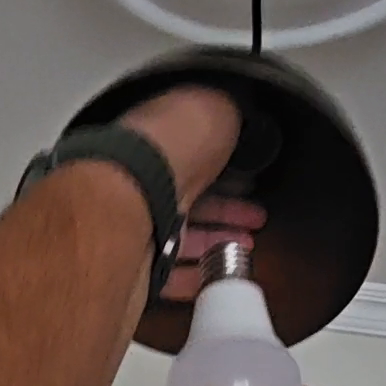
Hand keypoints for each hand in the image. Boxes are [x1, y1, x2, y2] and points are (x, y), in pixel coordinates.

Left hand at [118, 87, 266, 300]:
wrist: (131, 198)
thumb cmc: (166, 148)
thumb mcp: (211, 108)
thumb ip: (226, 114)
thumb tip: (238, 113)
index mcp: (156, 143)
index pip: (195, 156)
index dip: (227, 168)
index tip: (251, 179)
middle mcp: (141, 185)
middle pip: (189, 201)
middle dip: (225, 211)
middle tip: (254, 218)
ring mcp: (138, 228)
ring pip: (182, 239)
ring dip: (216, 244)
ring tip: (244, 247)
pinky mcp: (136, 267)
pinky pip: (170, 276)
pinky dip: (197, 277)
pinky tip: (217, 276)